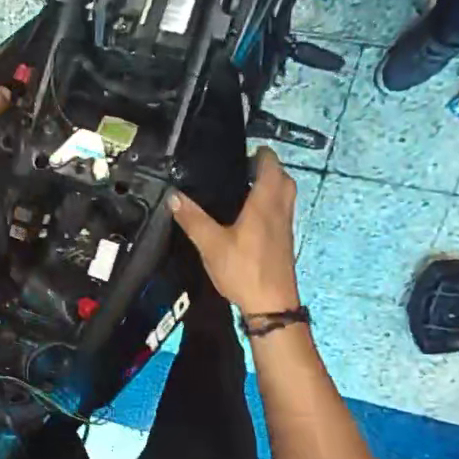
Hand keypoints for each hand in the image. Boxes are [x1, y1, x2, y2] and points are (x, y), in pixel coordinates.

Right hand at [168, 148, 301, 314]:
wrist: (272, 306)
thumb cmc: (244, 270)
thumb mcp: (211, 245)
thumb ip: (193, 218)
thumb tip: (173, 195)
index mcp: (264, 203)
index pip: (270, 165)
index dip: (260, 153)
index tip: (242, 152)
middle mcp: (279, 210)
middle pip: (283, 178)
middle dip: (268, 168)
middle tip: (243, 170)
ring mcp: (285, 227)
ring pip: (285, 196)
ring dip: (272, 187)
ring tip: (245, 190)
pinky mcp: (285, 242)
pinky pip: (281, 212)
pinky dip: (271, 205)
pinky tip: (250, 218)